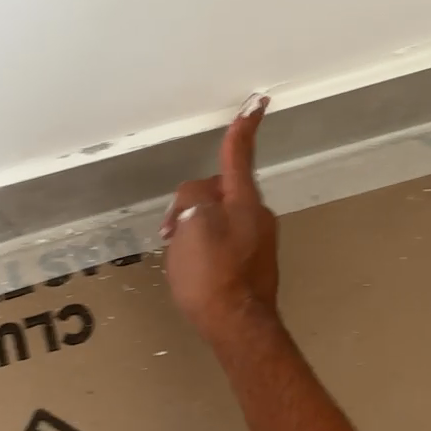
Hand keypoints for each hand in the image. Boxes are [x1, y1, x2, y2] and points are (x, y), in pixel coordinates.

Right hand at [162, 96, 278, 342]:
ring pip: (219, 219)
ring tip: (181, 259)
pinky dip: (206, 249)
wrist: (238, 328)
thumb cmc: (212, 275)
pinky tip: (196, 273)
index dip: (243, 127)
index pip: (239, 155)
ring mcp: (259, 242)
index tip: (257, 103)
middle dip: (192, 204)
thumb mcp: (192, 225)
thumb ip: (193, 197)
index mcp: (244, 200)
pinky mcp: (255, 265)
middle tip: (171, 232)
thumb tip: (196, 203)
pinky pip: (225, 243)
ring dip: (196, 230)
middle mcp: (257, 215)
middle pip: (219, 192)